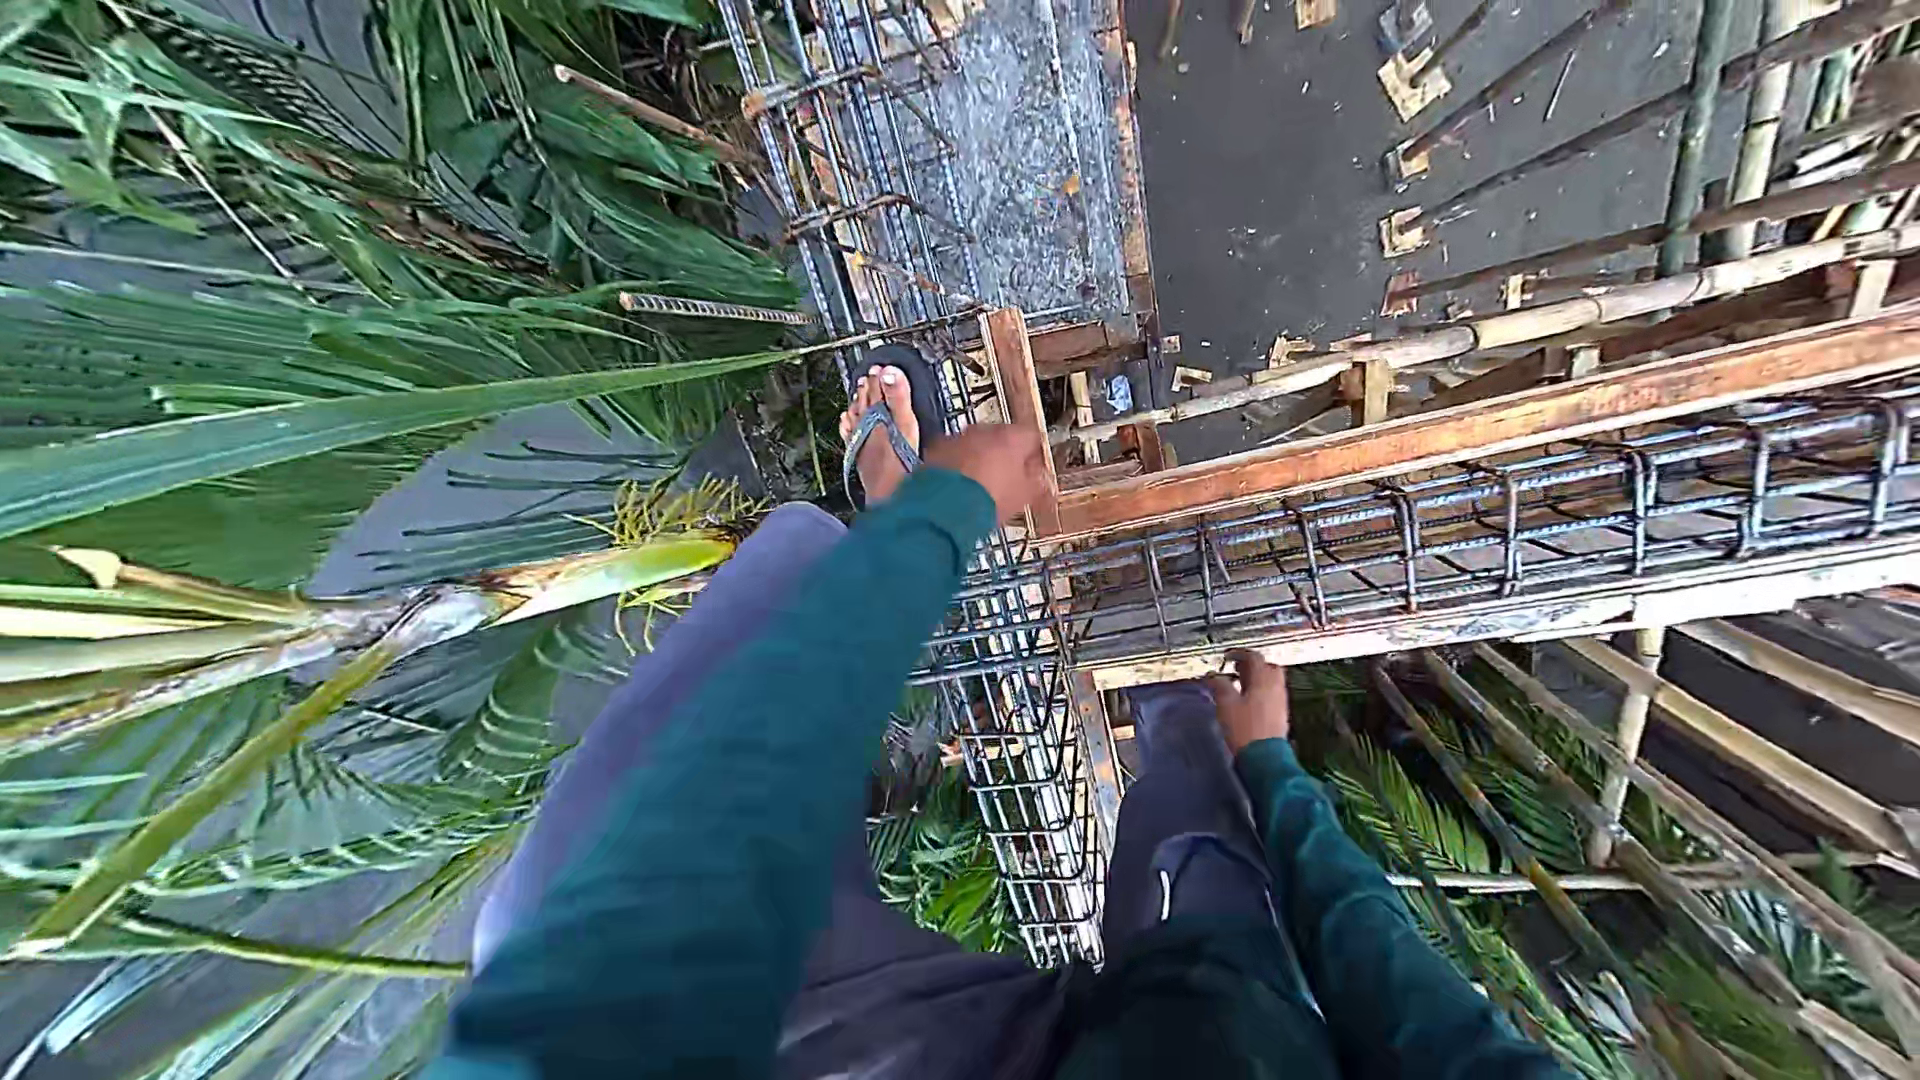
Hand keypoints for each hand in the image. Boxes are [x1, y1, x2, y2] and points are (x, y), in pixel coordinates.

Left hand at [922, 424, 1048, 522]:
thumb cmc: (992, 499)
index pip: (1033, 438)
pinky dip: (958, 466)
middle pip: (1002, 439)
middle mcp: (985, 430)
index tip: (1034, 472)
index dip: (1035, 456)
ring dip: (980, 460)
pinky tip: (960, 487)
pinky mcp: (936, 449)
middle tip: (1007, 481)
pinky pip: (954, 455)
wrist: (945, 507)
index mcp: (1013, 437)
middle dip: (1005, 457)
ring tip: (981, 487)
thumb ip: (1037, 484)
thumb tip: (1042, 482)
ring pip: (976, 445)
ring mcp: (959, 438)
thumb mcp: (1023, 496)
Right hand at [1206, 649, 1288, 753]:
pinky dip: (1259, 691)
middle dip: (1252, 665)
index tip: (1227, 656)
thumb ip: (1220, 685)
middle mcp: (1276, 689)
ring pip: (1270, 682)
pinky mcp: (1279, 716)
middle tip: (1236, 667)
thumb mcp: (1226, 704)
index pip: (1255, 658)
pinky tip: (1246, 700)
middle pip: (1268, 668)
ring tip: (1238, 683)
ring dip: (1255, 678)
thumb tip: (1213, 676)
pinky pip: (1270, 695)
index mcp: (1263, 681)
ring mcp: (1280, 703)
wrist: (1264, 759)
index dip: (1239, 653)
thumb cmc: (1245, 729)